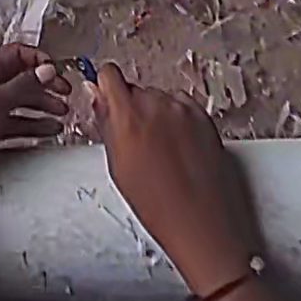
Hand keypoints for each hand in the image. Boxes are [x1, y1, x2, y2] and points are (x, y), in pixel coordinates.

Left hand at [0, 44, 70, 187]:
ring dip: (43, 107)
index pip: (16, 55)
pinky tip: (50, 132)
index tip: (56, 72)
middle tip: (66, 96)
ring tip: (62, 116)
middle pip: (22, 80)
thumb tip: (49, 69)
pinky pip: (17, 125)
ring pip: (22, 104)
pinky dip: (34, 127)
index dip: (37, 60)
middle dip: (45, 85)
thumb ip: (23, 86)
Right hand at [92, 62, 258, 295]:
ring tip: (165, 148)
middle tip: (139, 138)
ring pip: (159, 98)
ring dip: (157, 113)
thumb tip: (96, 94)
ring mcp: (182, 109)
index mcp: (127, 114)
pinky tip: (181, 145)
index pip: (110, 73)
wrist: (203, 227)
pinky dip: (179, 118)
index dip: (108, 87)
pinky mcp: (204, 117)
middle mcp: (154, 103)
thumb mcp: (117, 165)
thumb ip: (106, 122)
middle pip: (136, 89)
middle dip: (134, 107)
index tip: (110, 101)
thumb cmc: (156, 205)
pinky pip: (182, 105)